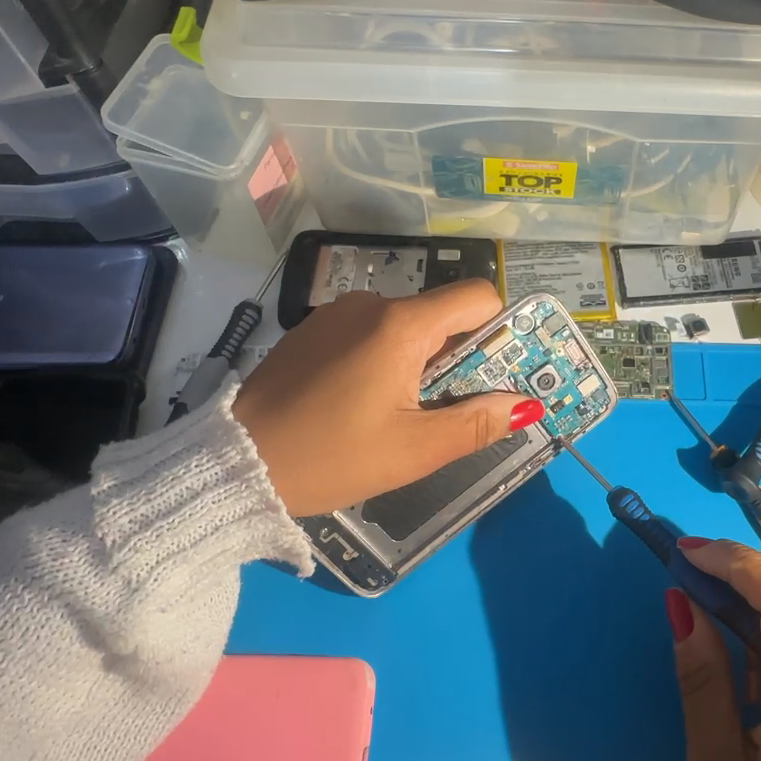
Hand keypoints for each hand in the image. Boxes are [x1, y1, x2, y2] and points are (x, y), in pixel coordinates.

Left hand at [232, 280, 543, 516]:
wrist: (233, 463)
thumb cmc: (331, 457)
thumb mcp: (413, 450)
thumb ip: (476, 423)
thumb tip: (528, 405)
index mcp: (401, 324)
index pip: (476, 296)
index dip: (498, 330)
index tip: (491, 375)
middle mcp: (370, 304)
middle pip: (441, 315)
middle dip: (457, 357)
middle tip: (445, 409)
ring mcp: (336, 314)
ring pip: (405, 326)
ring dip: (418, 362)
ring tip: (397, 414)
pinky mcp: (311, 331)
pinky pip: (369, 334)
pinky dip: (383, 361)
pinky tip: (360, 404)